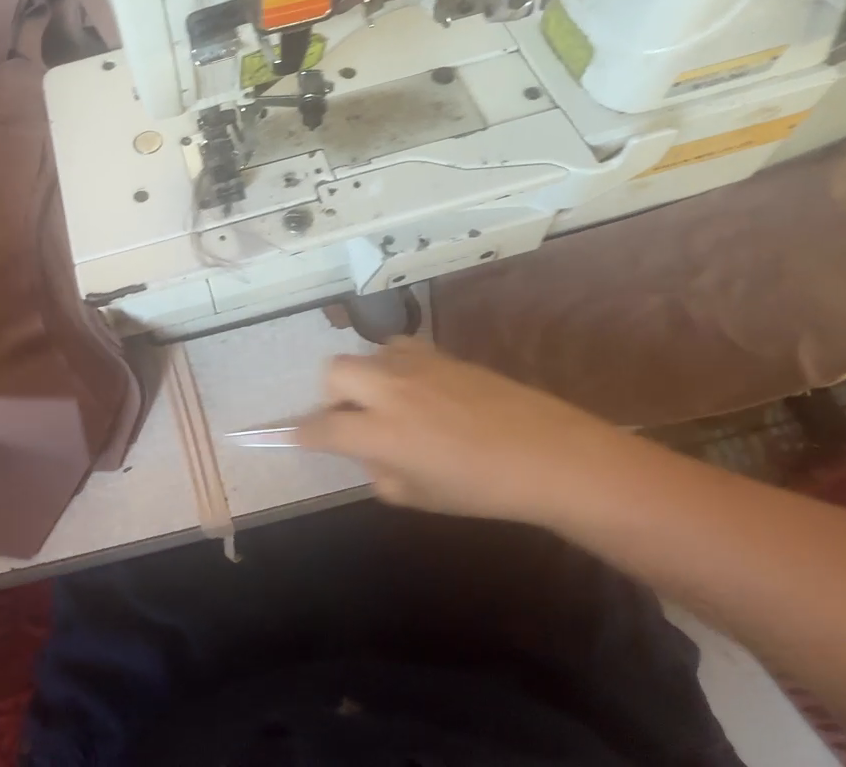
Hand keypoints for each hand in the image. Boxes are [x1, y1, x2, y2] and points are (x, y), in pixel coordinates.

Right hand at [296, 338, 630, 523]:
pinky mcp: (445, 355)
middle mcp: (392, 390)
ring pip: (369, 354)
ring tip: (386, 402)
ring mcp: (420, 366)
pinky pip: (402, 349)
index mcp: (382, 432)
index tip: (294, 435)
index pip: (323, 426)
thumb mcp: (420, 496)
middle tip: (351, 419)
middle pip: (335, 371)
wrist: (551, 456)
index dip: (303, 432)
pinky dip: (395, 365)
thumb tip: (371, 453)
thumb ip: (381, 472)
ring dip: (366, 376)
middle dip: (331, 395)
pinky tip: (418, 389)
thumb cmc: (483, 490)